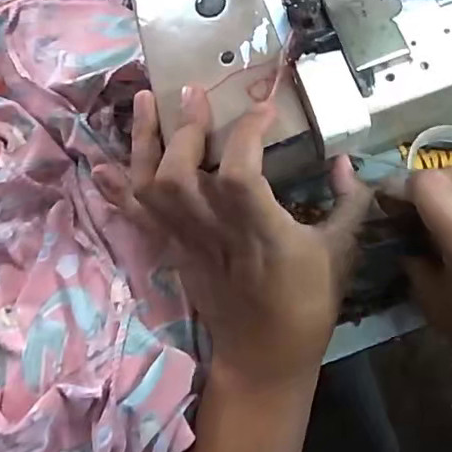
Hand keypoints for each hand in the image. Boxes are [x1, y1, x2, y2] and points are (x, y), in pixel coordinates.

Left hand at [96, 87, 371, 392]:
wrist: (264, 359)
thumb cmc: (307, 305)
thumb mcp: (341, 253)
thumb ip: (349, 204)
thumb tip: (344, 160)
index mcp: (261, 231)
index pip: (240, 173)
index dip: (247, 132)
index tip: (264, 107)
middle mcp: (215, 232)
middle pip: (180, 176)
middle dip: (185, 128)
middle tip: (193, 92)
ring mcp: (187, 243)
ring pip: (150, 190)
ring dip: (144, 143)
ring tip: (146, 101)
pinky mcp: (172, 252)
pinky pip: (135, 218)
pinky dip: (116, 189)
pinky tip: (102, 162)